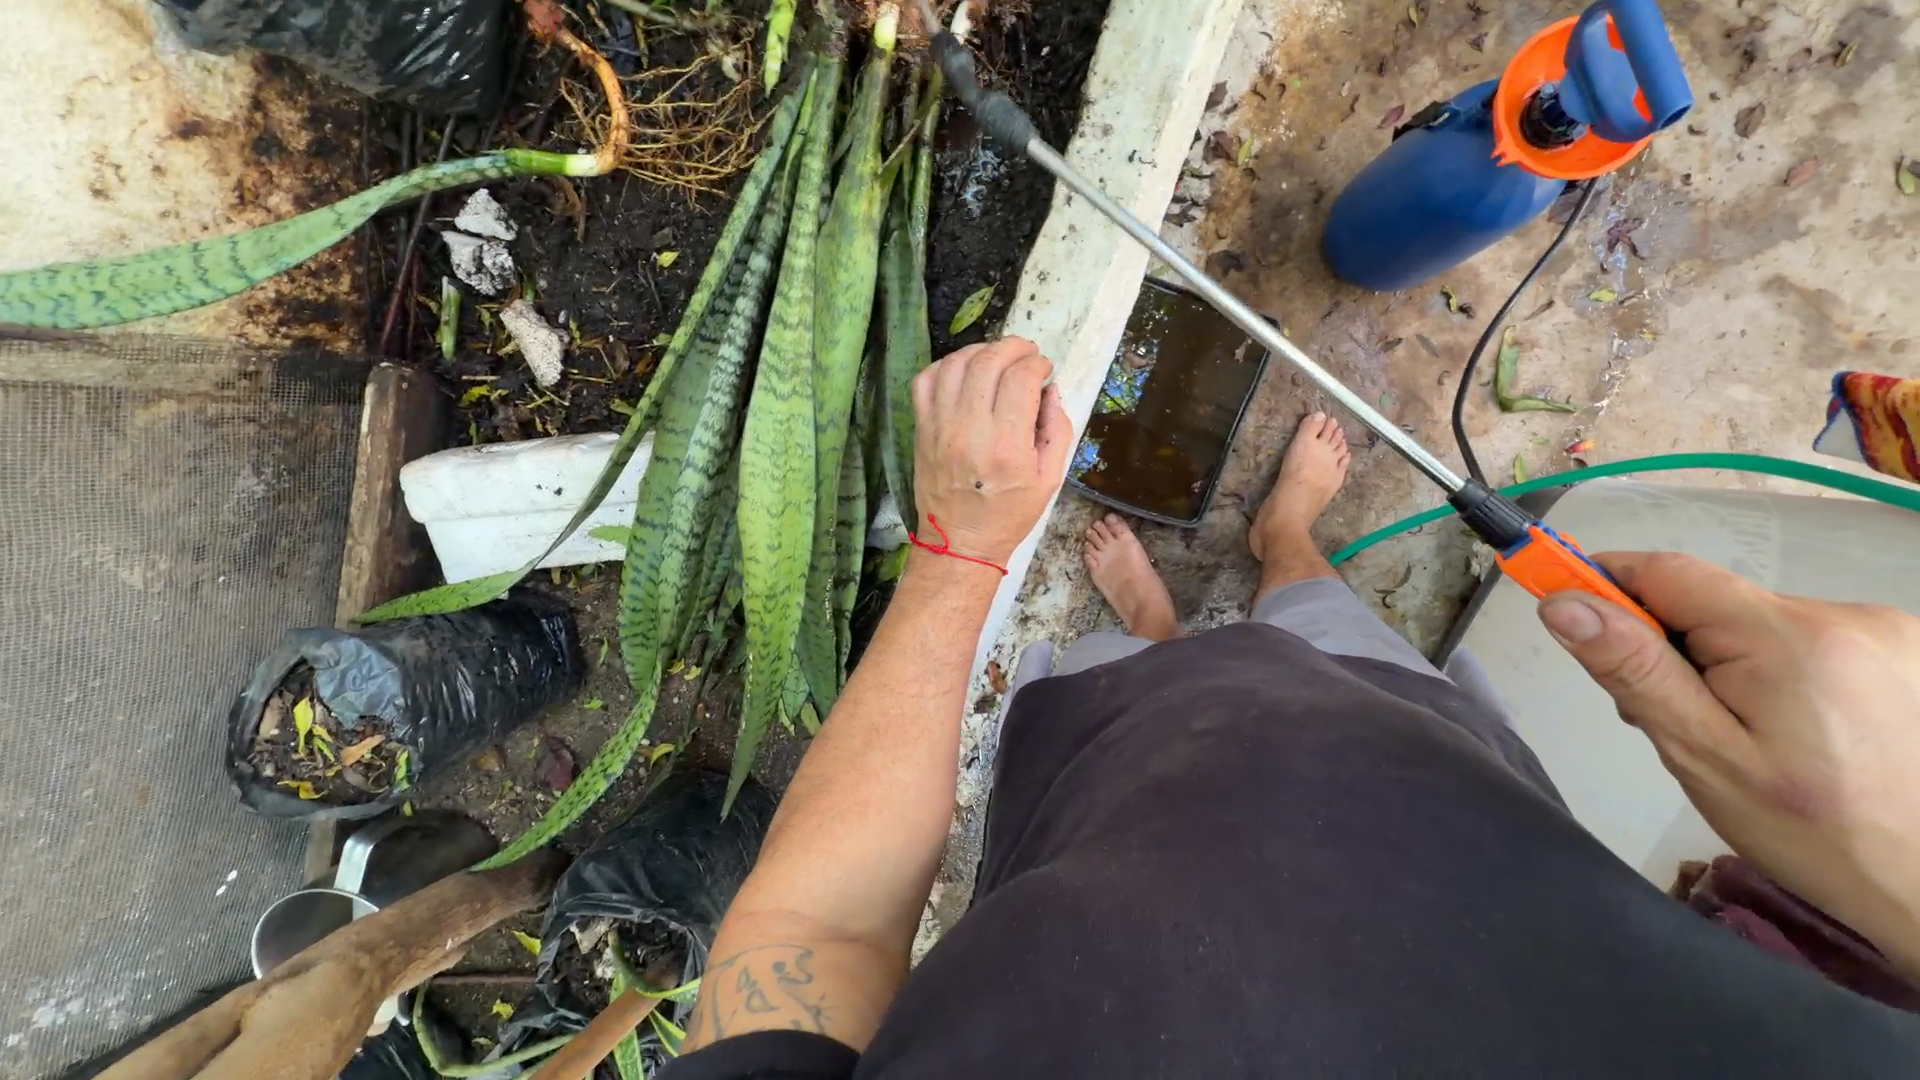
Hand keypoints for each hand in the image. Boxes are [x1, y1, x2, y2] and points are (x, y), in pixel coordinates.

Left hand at [910, 337, 1072, 565]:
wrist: (960, 542)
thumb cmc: (1009, 515)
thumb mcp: (1050, 480)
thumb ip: (1057, 430)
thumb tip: (1050, 390)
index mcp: (1007, 446)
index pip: (1020, 379)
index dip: (1037, 364)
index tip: (1044, 370)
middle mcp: (970, 431)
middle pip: (987, 362)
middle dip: (1012, 348)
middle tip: (1025, 353)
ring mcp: (940, 428)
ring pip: (955, 364)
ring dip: (980, 351)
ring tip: (996, 357)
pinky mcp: (921, 430)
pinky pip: (925, 381)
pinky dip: (945, 366)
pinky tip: (963, 371)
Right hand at [1536, 553, 1919, 976]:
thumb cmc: (1812, 829)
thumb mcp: (1699, 751)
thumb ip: (1632, 670)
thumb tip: (1562, 605)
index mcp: (1791, 636)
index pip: (1666, 571)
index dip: (1600, 579)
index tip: (1558, 606)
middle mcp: (1843, 615)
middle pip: (1703, 600)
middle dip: (1657, 640)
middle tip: (1651, 710)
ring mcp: (1881, 632)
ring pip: (1742, 620)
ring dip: (1707, 658)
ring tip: (1720, 729)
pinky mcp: (1896, 653)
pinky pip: (1787, 638)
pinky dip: (1755, 668)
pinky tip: (1770, 723)